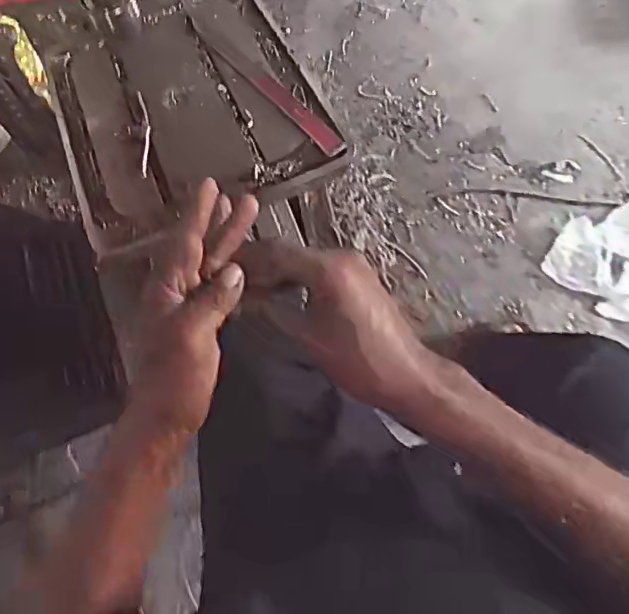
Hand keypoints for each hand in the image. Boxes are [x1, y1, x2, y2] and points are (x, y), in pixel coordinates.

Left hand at [125, 180, 257, 435]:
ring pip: (210, 264)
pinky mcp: (199, 320)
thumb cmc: (174, 378)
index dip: (198, 213)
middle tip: (236, 196)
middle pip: (200, 247)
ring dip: (226, 240)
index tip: (208, 186)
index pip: (185, 241)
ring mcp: (186, 305)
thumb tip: (233, 272)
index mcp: (167, 288)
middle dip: (218, 221)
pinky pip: (217, 286)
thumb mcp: (193, 336)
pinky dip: (231, 269)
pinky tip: (243, 261)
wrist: (165, 416)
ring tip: (243, 214)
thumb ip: (213, 301)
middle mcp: (175, 290)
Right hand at [235, 239, 449, 416]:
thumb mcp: (308, 337)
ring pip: (300, 258)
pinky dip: (293, 276)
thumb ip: (273, 310)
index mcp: (328, 267)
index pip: (276, 251)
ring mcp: (350, 263)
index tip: (219, 266)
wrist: (409, 377)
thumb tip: (243, 296)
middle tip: (227, 276)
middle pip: (287, 251)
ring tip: (245, 285)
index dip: (245, 258)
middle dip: (257, 263)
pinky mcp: (354, 275)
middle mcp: (339, 255)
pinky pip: (315, 268)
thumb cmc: (360, 362)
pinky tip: (275, 290)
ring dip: (274, 270)